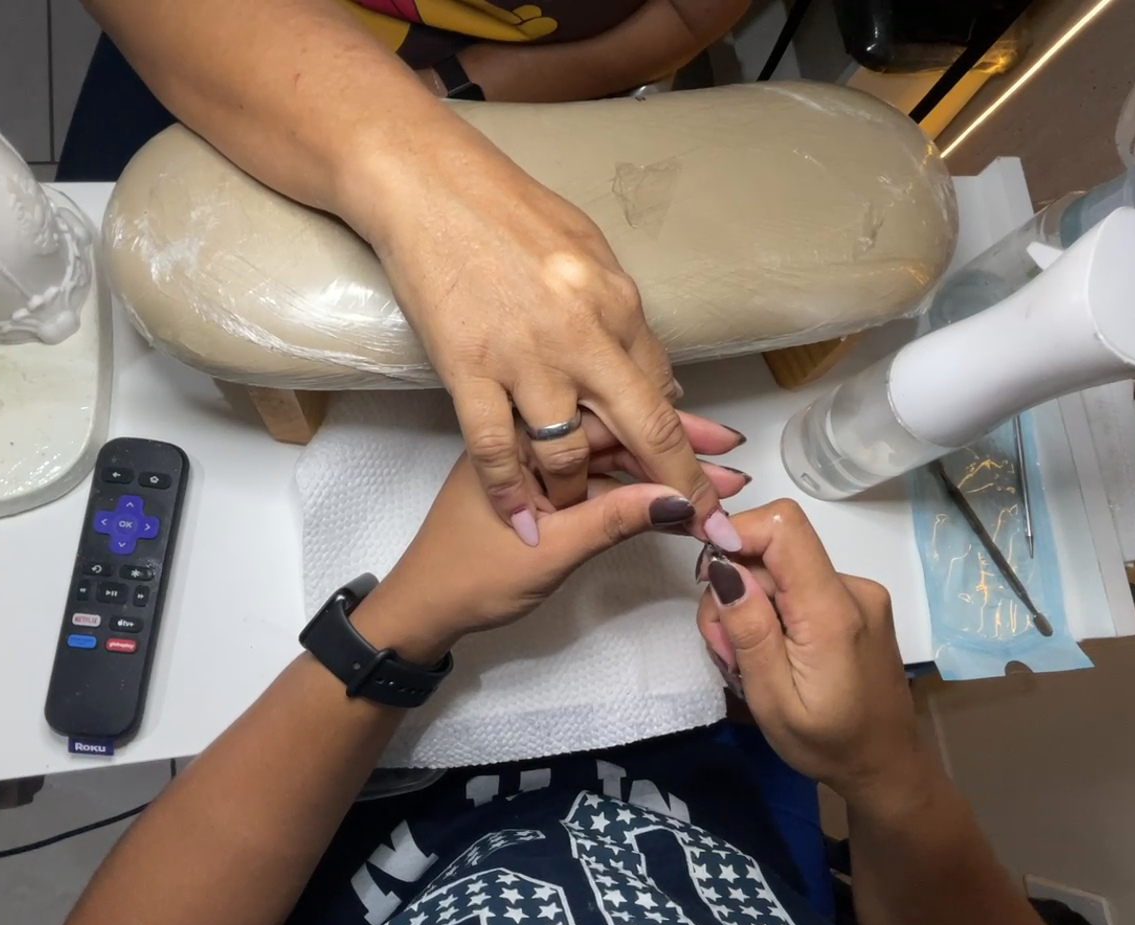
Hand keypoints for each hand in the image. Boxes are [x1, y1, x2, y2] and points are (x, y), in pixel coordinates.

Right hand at [340, 142, 739, 551]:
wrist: (425, 184)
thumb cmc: (503, 208)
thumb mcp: (585, 250)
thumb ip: (618, 316)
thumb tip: (649, 369)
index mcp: (616, 301)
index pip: (664, 386)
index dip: (689, 438)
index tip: (708, 471)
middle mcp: (583, 334)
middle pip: (648, 425)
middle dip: (684, 484)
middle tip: (709, 530)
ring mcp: (526, 356)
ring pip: (570, 450)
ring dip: (577, 490)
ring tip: (573, 506)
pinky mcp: (470, 369)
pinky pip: (496, 448)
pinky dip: (509, 491)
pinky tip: (520, 519)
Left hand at [354, 412, 748, 664]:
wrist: (424, 608)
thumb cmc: (473, 578)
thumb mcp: (551, 551)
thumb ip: (614, 519)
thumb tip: (682, 498)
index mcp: (524, 437)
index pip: (610, 427)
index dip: (670, 443)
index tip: (720, 454)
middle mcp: (533, 440)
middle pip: (616, 437)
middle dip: (676, 451)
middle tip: (732, 460)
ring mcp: (538, 465)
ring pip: (611, 462)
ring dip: (661, 475)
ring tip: (719, 482)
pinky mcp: (543, 490)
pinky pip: (596, 483)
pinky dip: (634, 493)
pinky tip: (672, 500)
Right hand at [693, 500, 923, 804]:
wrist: (886, 767)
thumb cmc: (828, 744)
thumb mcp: (773, 699)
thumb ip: (749, 630)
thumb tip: (722, 566)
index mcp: (832, 611)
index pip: (783, 527)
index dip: (736, 532)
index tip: (708, 575)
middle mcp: (851, 588)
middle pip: (770, 552)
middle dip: (731, 591)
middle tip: (727, 650)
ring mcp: (855, 593)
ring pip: (776, 570)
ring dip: (747, 607)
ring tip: (747, 660)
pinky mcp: (852, 602)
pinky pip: (794, 586)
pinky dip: (770, 612)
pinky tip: (771, 653)